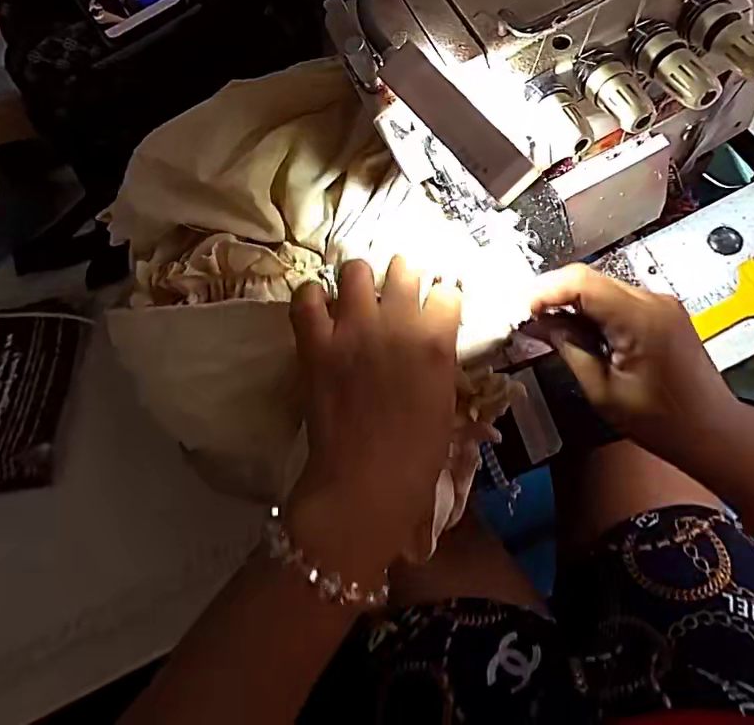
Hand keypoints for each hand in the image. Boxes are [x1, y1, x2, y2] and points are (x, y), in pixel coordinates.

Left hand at [288, 256, 460, 577]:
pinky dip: (313, 298)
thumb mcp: (445, 397)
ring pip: (356, 270)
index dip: (442, 297)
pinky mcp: (316, 343)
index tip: (435, 305)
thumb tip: (431, 336)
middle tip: (397, 292)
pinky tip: (320, 308)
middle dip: (404, 276)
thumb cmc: (418, 452)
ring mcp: (353, 329)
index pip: (446, 291)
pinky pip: (306, 298)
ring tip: (358, 295)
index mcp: (436, 339)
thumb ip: (439, 356)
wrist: (366, 483)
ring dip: (359, 280)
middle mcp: (397, 323)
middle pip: (403, 269)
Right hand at [527, 264, 748, 459]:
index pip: (582, 282)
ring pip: (602, 286)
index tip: (523, 311)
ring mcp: (660, 301)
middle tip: (528, 320)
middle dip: (555, 295)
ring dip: (573, 302)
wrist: (714, 430)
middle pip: (590, 279)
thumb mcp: (603, 391)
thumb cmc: (661, 422)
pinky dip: (593, 309)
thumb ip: (569, 349)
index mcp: (640, 318)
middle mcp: (652, 299)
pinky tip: (580, 331)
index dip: (546, 290)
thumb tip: (538, 323)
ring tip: (549, 327)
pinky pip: (618, 298)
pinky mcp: (661, 309)